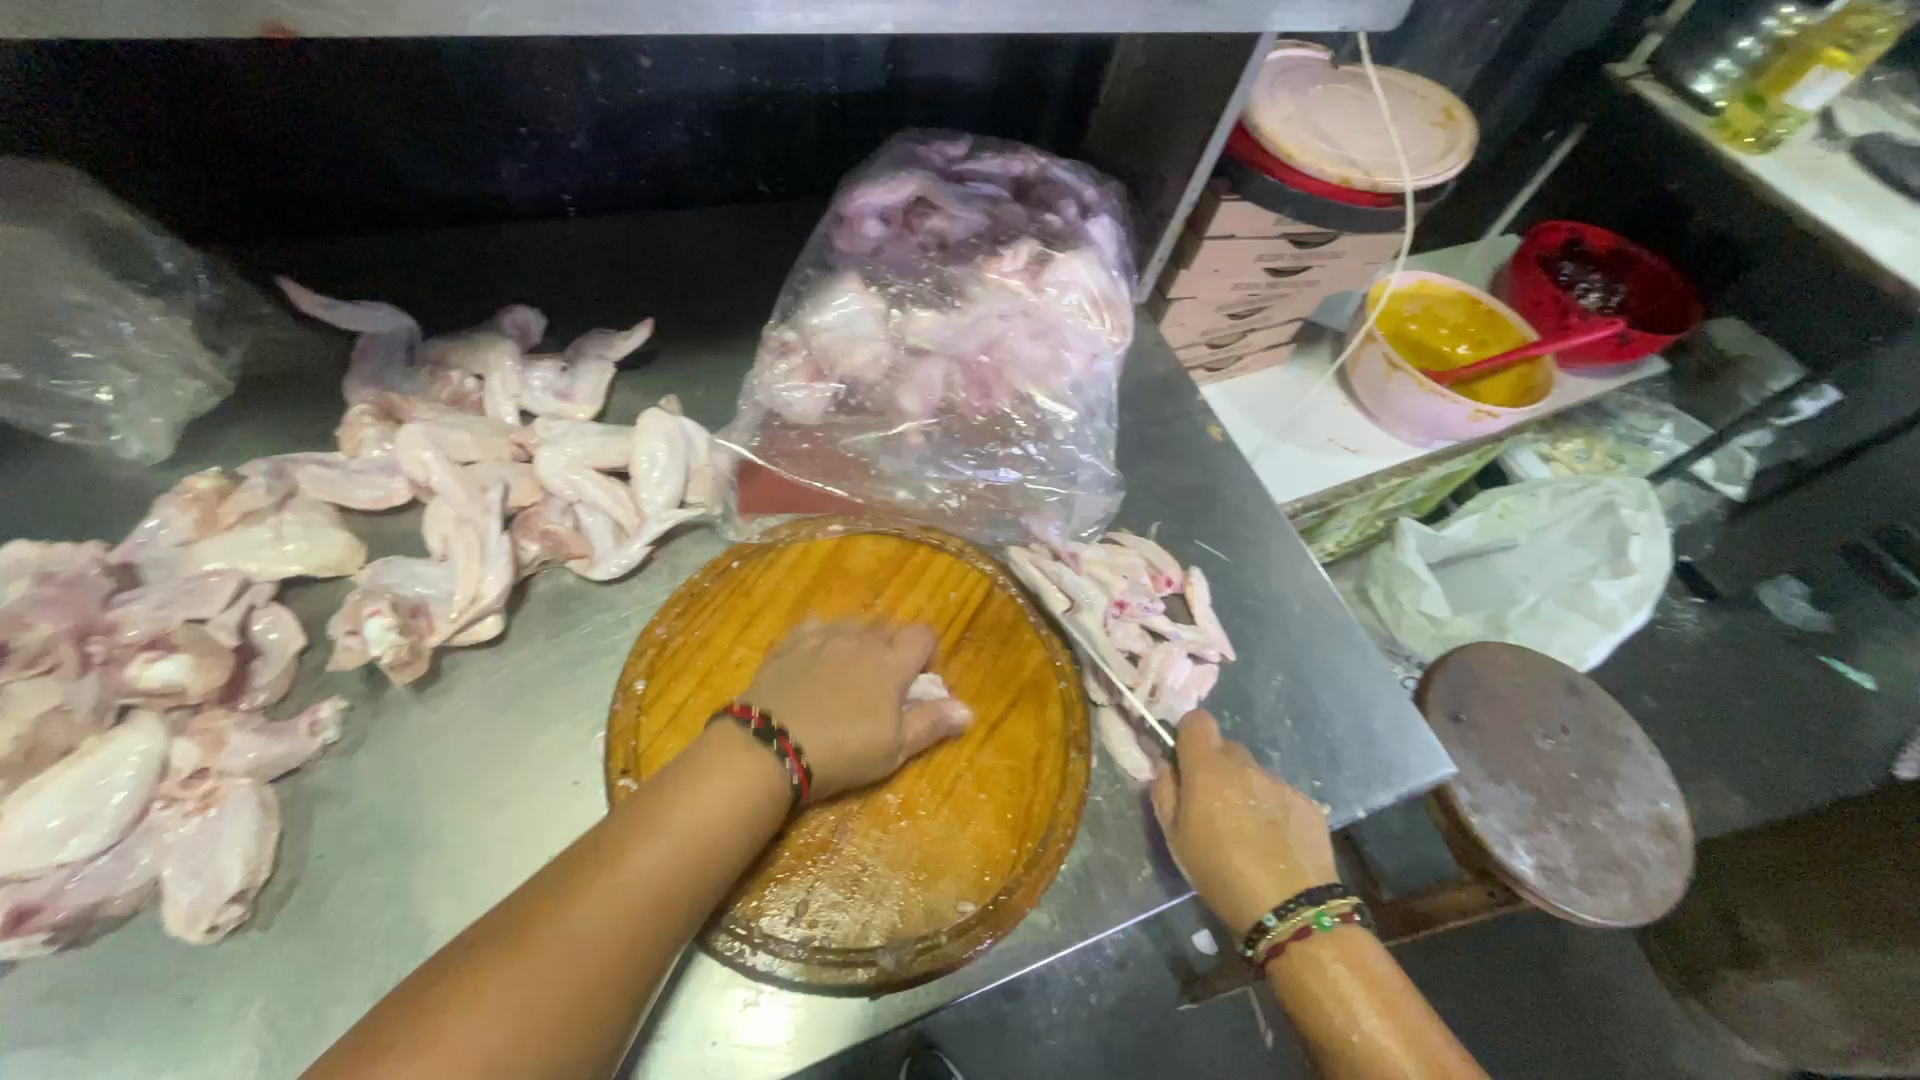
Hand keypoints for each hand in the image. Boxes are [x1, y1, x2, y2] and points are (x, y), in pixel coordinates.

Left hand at [741, 617, 972, 802]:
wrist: (769, 748)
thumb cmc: (841, 752)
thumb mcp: (894, 749)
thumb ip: (932, 724)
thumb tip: (969, 710)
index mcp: (892, 662)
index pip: (924, 634)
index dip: (927, 654)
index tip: (917, 683)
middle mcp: (860, 639)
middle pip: (889, 626)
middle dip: (894, 648)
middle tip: (884, 684)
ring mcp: (822, 637)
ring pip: (852, 624)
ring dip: (860, 641)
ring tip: (849, 673)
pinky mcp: (789, 644)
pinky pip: (815, 625)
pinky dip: (823, 637)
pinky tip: (816, 659)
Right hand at [1150, 711, 1336, 935]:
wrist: (1290, 908)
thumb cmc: (1219, 872)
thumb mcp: (1174, 838)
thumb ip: (1165, 792)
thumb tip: (1166, 765)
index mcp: (1208, 768)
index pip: (1197, 720)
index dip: (1189, 736)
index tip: (1185, 763)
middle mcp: (1245, 766)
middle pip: (1227, 749)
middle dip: (1216, 769)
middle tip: (1213, 808)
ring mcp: (1280, 783)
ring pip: (1253, 775)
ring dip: (1245, 792)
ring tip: (1247, 835)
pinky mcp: (1306, 803)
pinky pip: (1279, 796)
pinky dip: (1272, 812)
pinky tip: (1274, 846)